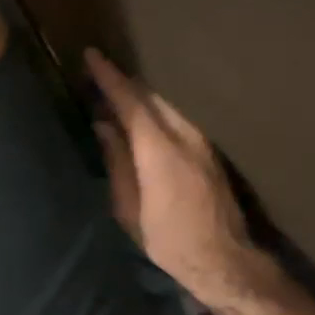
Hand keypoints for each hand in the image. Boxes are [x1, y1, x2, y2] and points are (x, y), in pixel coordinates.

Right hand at [85, 49, 276, 305]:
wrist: (222, 258)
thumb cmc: (168, 240)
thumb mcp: (130, 207)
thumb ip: (117, 162)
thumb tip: (104, 127)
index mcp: (159, 149)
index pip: (130, 102)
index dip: (109, 78)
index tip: (91, 56)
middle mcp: (184, 136)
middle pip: (151, 99)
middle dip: (124, 85)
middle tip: (98, 78)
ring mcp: (201, 142)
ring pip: (166, 108)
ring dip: (141, 101)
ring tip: (116, 101)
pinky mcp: (209, 153)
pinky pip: (176, 121)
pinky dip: (156, 116)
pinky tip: (142, 124)